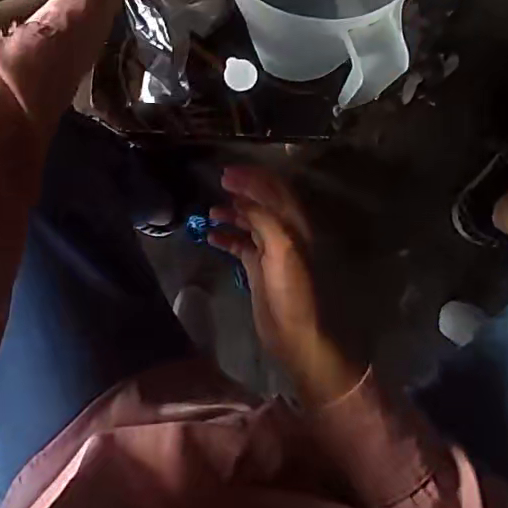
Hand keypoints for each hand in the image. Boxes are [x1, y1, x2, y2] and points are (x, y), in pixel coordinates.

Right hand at [209, 166, 363, 406]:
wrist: (296, 334)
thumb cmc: (293, 291)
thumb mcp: (281, 249)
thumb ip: (264, 219)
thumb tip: (243, 199)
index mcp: (294, 225)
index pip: (275, 190)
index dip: (254, 178)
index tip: (228, 172)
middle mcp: (284, 233)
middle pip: (261, 202)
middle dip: (242, 190)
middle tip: (219, 183)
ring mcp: (270, 250)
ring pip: (249, 222)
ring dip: (231, 212)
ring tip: (210, 211)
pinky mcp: (258, 268)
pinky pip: (240, 244)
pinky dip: (226, 237)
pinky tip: (210, 236)